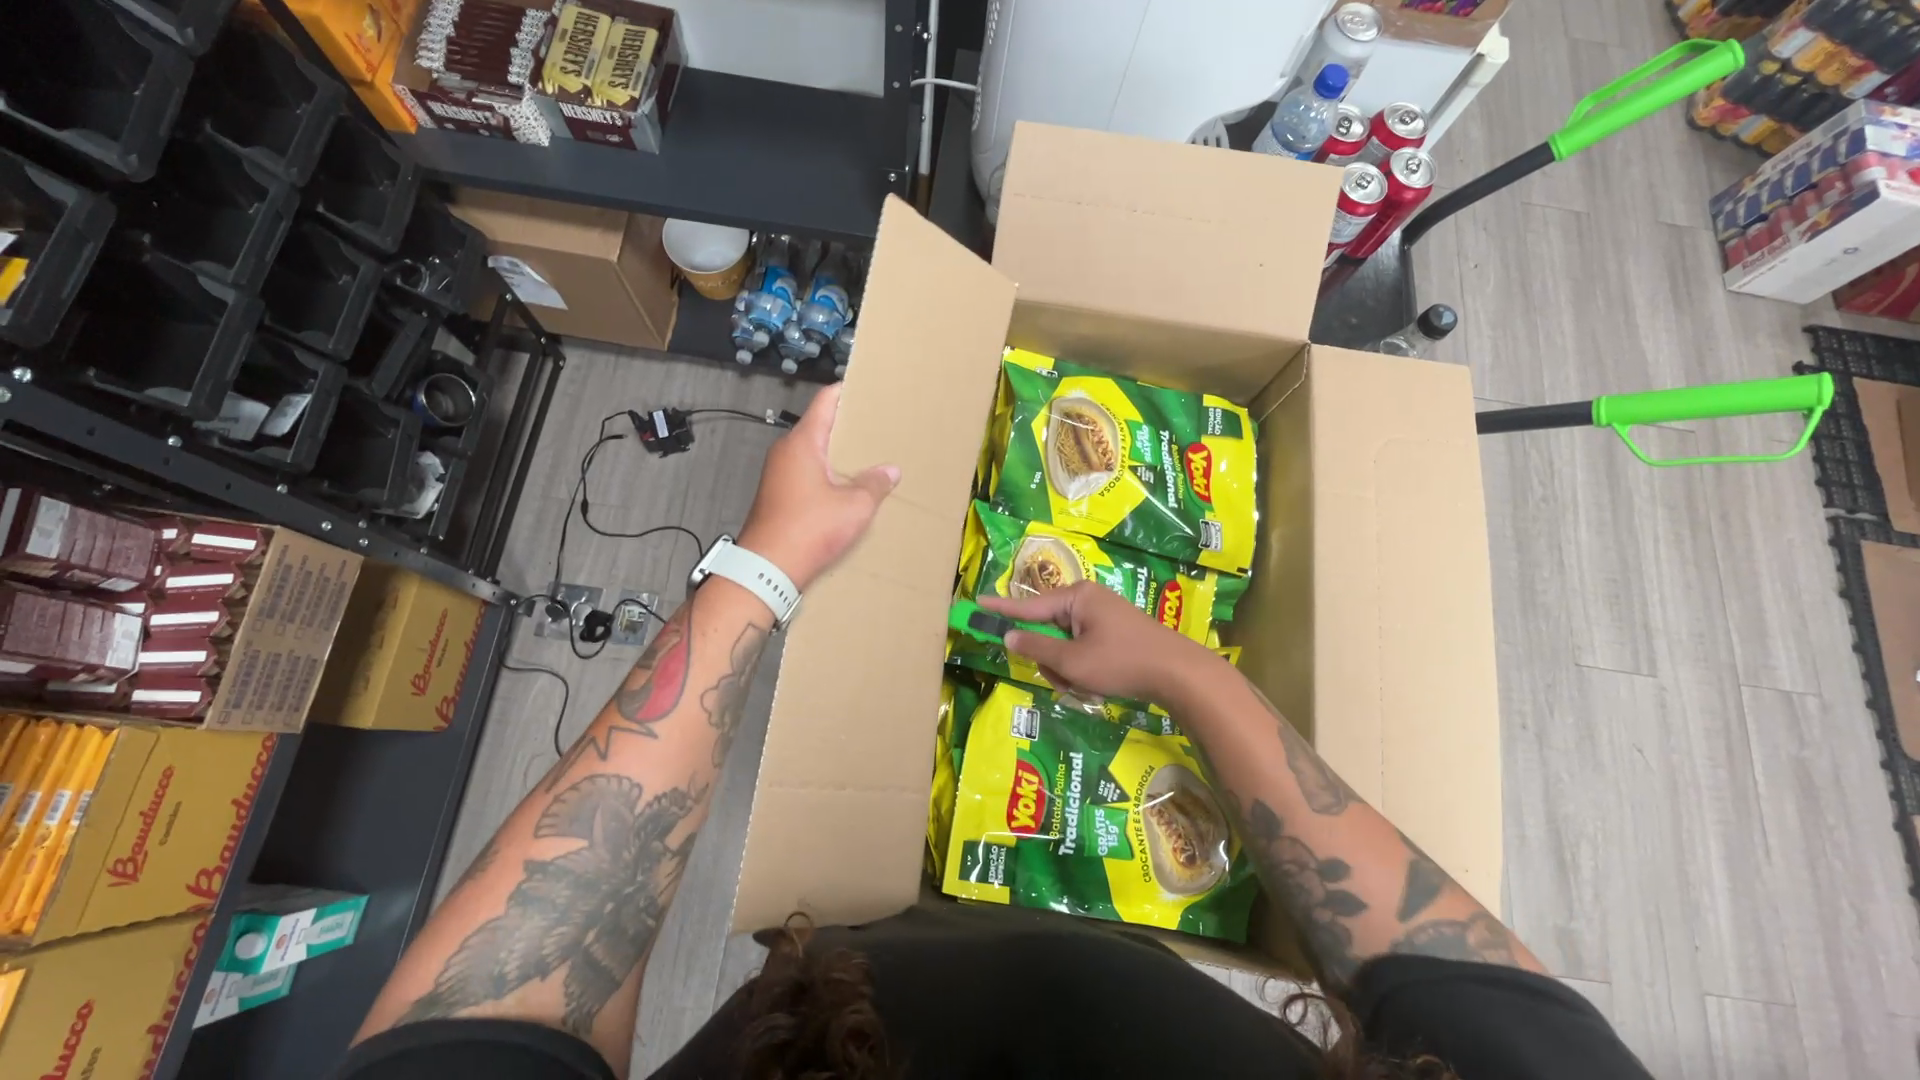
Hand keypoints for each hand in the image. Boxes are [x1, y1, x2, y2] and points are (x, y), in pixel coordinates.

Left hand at [737, 383, 898, 590]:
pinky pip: (808, 474)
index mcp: (802, 443)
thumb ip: (874, 484)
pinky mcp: (779, 496)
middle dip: (849, 426)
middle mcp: (786, 452)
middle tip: (881, 426)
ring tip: (871, 457)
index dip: (847, 391)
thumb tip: (890, 471)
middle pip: (820, 426)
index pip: (825, 401)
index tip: (870, 388)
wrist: (767, 569)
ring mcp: (779, 475)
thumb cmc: (810, 529)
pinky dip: (829, 474)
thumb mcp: (854, 507)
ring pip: (814, 453)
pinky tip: (849, 487)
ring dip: (840, 454)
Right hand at [979, 582, 1216, 703]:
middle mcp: (1088, 601)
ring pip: (1064, 647)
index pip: (1028, 605)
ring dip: (1069, 672)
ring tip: (1088, 690)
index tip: (975, 603)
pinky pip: (1082, 651)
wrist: (1179, 674)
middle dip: (1052, 662)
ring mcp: (1103, 617)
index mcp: (1076, 598)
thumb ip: (1036, 648)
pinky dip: (1084, 672)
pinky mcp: (1114, 634)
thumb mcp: (1073, 661)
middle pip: (1047, 632)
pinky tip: (1100, 689)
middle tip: (1066, 684)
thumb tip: (1009, 636)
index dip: (1000, 609)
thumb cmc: (1122, 663)